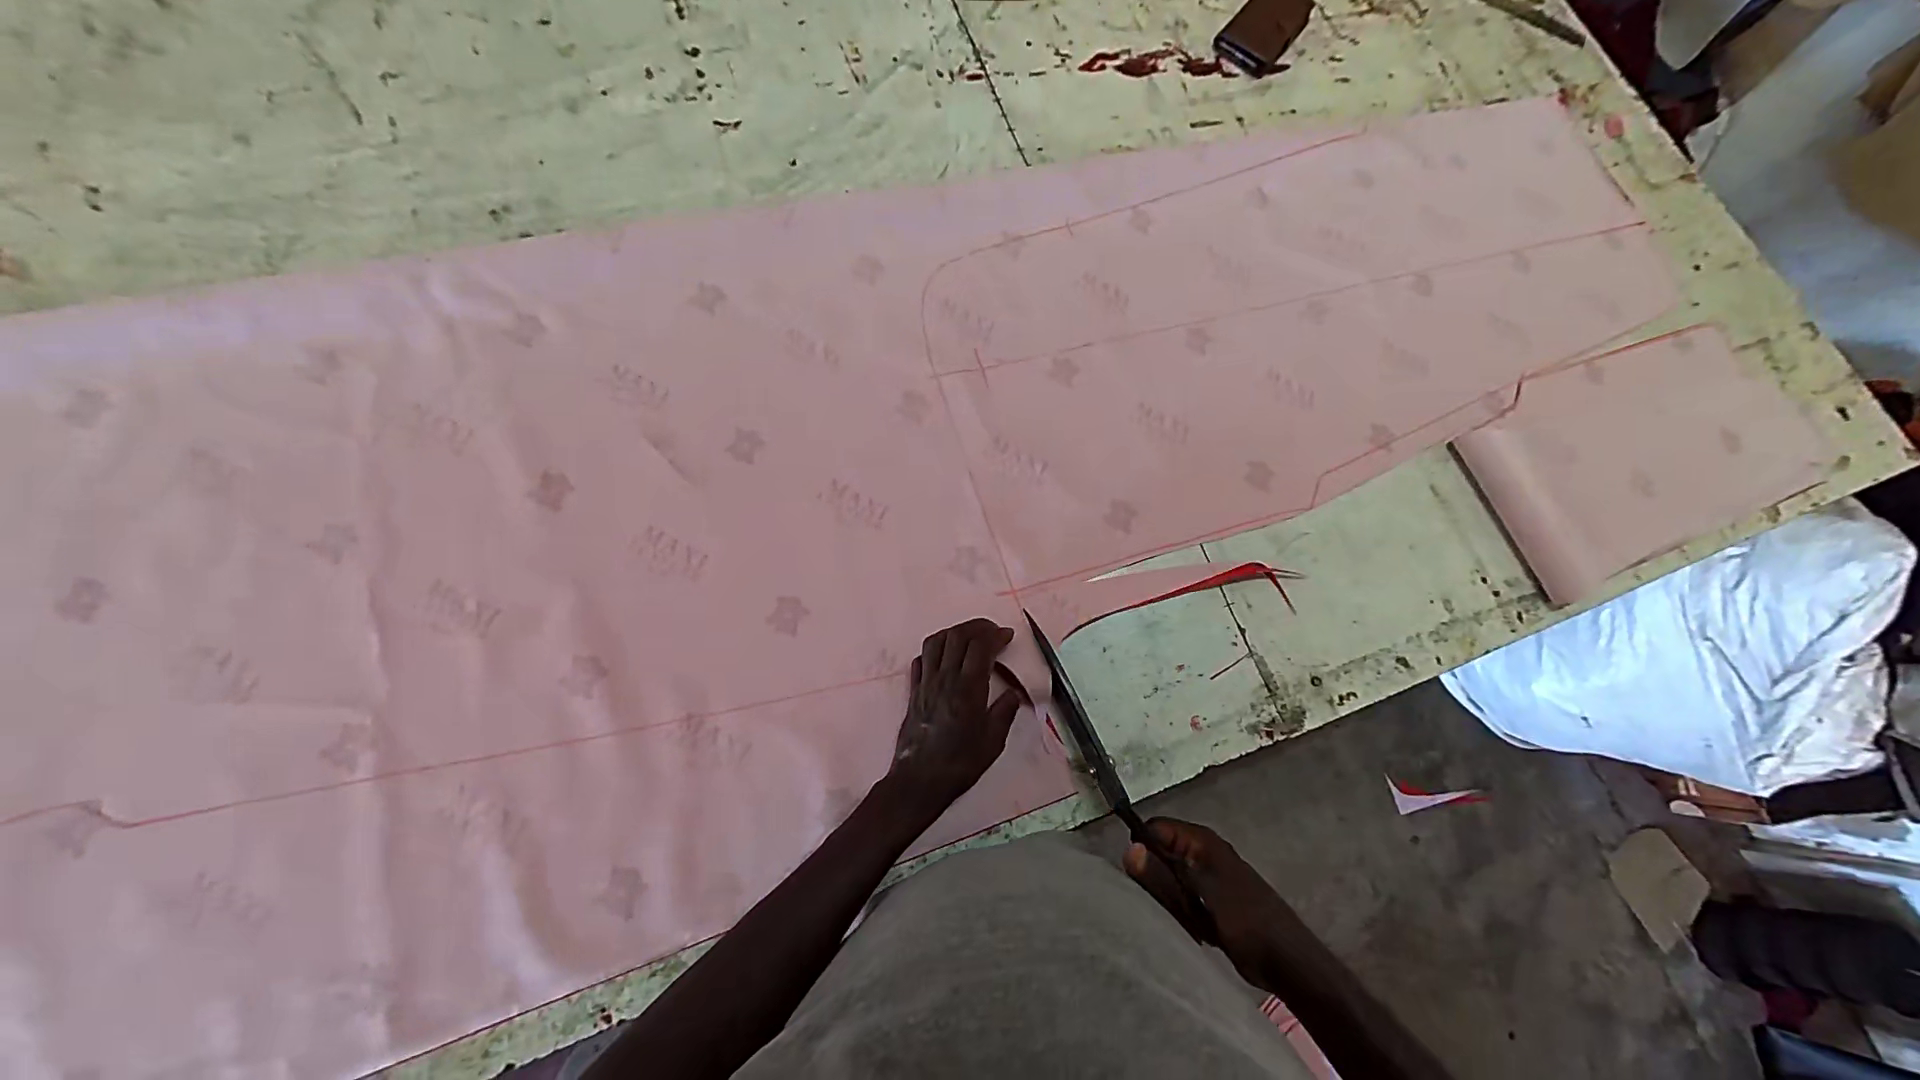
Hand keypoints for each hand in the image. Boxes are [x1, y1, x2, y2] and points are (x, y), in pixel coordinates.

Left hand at [886, 618, 1022, 817]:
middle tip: (991, 630)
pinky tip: (943, 658)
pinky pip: (920, 661)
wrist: (920, 779)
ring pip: (935, 642)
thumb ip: (1004, 712)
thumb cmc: (960, 762)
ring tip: (968, 637)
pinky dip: (933, 651)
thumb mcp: (993, 741)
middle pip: (957, 636)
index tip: (1007, 635)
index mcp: (968, 687)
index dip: (995, 635)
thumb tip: (1012, 695)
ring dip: (953, 632)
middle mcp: (945, 678)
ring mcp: (925, 683)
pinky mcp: (913, 692)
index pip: (980, 646)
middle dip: (976, 626)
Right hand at [1124, 817, 1310, 994]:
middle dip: (1158, 879)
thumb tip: (1129, 849)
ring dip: (1172, 899)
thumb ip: (1161, 877)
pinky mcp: (1215, 897)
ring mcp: (1211, 873)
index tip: (1141, 880)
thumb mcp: (1197, 901)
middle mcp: (1205, 850)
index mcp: (1202, 840)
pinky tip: (1196, 928)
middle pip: (1160, 853)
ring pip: (1171, 877)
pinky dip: (1184, 911)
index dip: (1142, 850)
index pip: (1153, 829)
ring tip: (1187, 920)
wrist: (1289, 962)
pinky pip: (1184, 895)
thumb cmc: (1245, 924)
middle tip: (1169, 906)